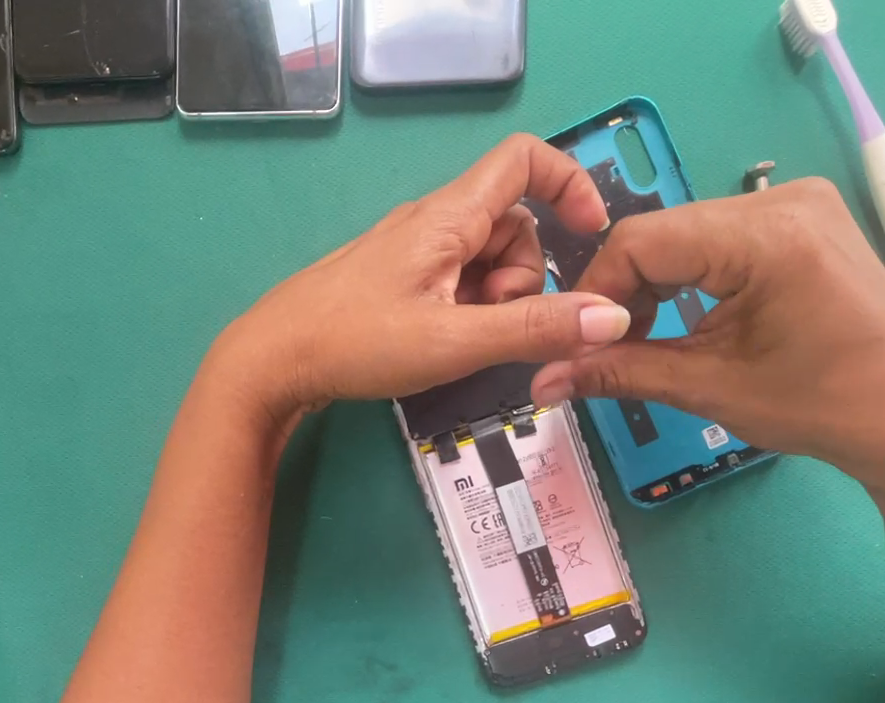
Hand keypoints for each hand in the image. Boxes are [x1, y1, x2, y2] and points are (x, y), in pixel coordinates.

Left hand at [205, 135, 635, 420]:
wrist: (273, 360)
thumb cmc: (357, 343)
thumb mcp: (453, 342)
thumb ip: (532, 328)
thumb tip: (612, 316)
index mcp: (449, 217)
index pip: (524, 160)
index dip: (568, 184)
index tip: (589, 235)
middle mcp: (431, 223)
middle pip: (510, 222)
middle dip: (523, 274)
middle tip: (493, 325)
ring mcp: (409, 252)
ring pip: (481, 258)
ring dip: (493, 298)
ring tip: (461, 340)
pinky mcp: (393, 280)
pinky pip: (451, 279)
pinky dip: (464, 308)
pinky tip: (440, 343)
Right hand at [532, 178, 884, 499]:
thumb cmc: (820, 406)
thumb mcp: (707, 387)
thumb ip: (617, 373)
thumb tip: (540, 383)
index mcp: (766, 235)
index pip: (640, 241)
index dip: (593, 294)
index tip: (575, 347)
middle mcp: (782, 199)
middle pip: (660, 236)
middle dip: (621, 297)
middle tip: (604, 353)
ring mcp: (796, 205)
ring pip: (683, 238)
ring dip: (649, 291)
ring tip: (643, 344)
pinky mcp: (801, 223)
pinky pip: (715, 242)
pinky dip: (684, 282)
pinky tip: (682, 322)